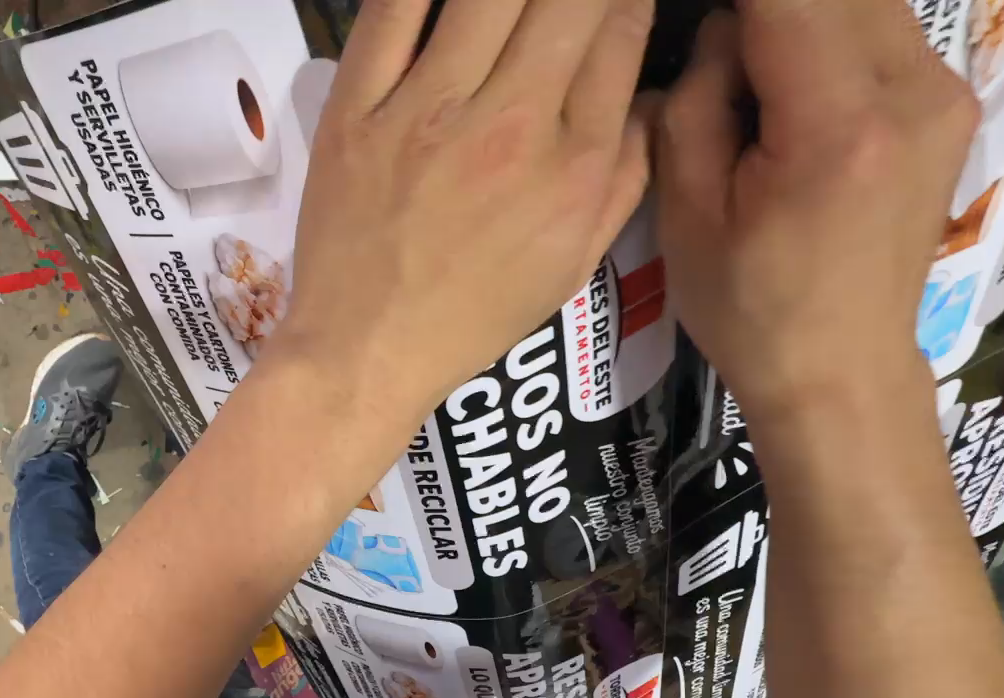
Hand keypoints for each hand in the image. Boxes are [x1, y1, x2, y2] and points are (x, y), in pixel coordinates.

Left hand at [273, 0, 655, 415]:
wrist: (365, 355)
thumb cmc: (469, 321)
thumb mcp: (569, 270)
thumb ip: (622, 178)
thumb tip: (648, 95)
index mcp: (572, 165)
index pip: (621, 27)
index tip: (603, 3)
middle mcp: (509, 125)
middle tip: (557, 4)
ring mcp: (425, 115)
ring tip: (508, 5)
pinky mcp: (354, 116)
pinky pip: (390, 11)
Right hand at [656, 0, 979, 419]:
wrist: (836, 368)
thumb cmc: (746, 310)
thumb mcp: (687, 221)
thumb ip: (696, 111)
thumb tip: (719, 34)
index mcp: (836, 129)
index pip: (787, 1)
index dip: (736, 0)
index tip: (697, 13)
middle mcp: (915, 91)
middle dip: (762, 13)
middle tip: (715, 71)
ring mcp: (948, 93)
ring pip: (865, 4)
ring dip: (796, 24)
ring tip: (744, 90)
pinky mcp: (953, 105)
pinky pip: (886, 35)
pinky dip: (829, 44)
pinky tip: (789, 101)